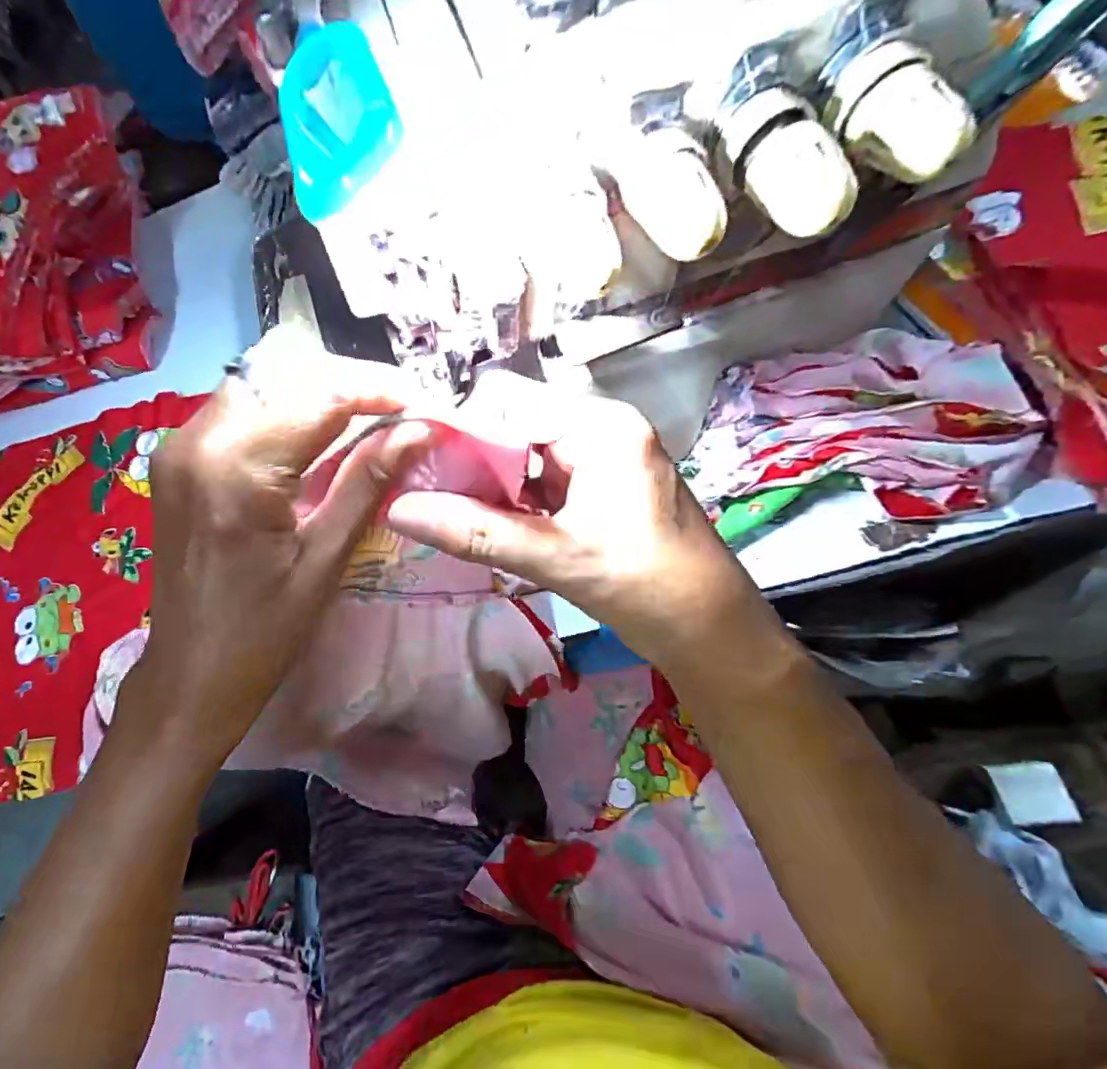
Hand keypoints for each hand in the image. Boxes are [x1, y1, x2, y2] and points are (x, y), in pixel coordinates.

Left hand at [115, 357, 431, 768]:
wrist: (189, 675)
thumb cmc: (261, 634)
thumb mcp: (324, 561)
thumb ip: (366, 484)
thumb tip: (417, 429)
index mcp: (237, 470)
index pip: (318, 397)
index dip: (376, 390)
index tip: (419, 402)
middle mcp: (196, 441)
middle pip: (282, 377)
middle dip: (342, 384)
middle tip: (393, 409)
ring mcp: (176, 447)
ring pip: (255, 386)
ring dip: (308, 393)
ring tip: (361, 418)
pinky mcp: (173, 460)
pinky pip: (232, 412)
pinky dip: (276, 413)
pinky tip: (311, 436)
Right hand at [383, 371, 757, 652]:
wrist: (708, 628)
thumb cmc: (644, 585)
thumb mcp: (555, 558)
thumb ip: (475, 532)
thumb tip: (398, 510)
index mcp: (599, 425)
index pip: (505, 401)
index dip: (455, 430)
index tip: (415, 468)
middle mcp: (598, 425)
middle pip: (510, 421)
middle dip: (466, 458)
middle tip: (426, 494)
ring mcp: (597, 454)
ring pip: (518, 450)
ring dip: (483, 479)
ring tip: (446, 510)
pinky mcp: (593, 482)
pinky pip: (534, 475)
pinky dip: (506, 496)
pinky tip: (482, 522)